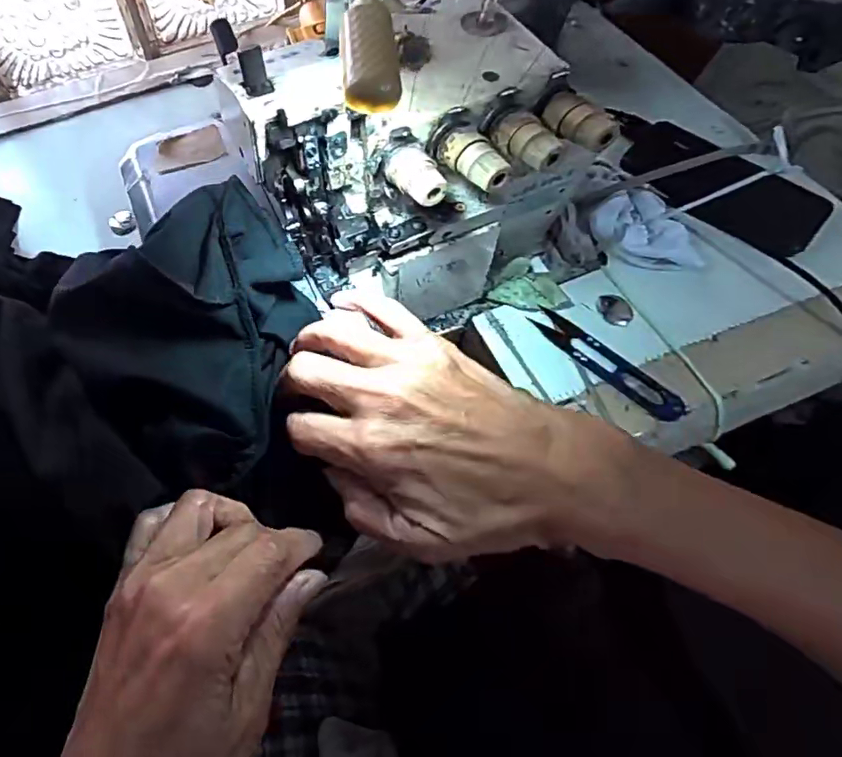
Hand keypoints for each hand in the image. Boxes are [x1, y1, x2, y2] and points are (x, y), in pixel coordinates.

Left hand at [63, 490, 325, 756]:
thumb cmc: (186, 754)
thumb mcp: (246, 712)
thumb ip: (275, 632)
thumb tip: (310, 576)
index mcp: (206, 620)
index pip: (265, 550)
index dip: (299, 542)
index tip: (317, 549)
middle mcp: (171, 581)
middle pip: (236, 526)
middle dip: (271, 536)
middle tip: (287, 566)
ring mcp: (140, 574)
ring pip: (195, 505)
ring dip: (228, 518)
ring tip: (245, 552)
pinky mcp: (120, 578)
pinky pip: (153, 520)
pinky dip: (182, 519)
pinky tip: (199, 546)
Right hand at [281, 290, 645, 561]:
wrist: (551, 468)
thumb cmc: (487, 508)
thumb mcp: (422, 540)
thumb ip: (362, 513)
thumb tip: (331, 475)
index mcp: (370, 447)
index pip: (300, 428)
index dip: (295, 435)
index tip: (308, 440)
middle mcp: (376, 396)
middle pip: (304, 370)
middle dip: (290, 382)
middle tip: (298, 392)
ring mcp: (402, 361)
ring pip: (332, 330)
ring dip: (310, 338)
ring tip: (309, 350)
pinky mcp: (428, 341)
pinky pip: (382, 307)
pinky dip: (355, 301)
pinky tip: (341, 305)